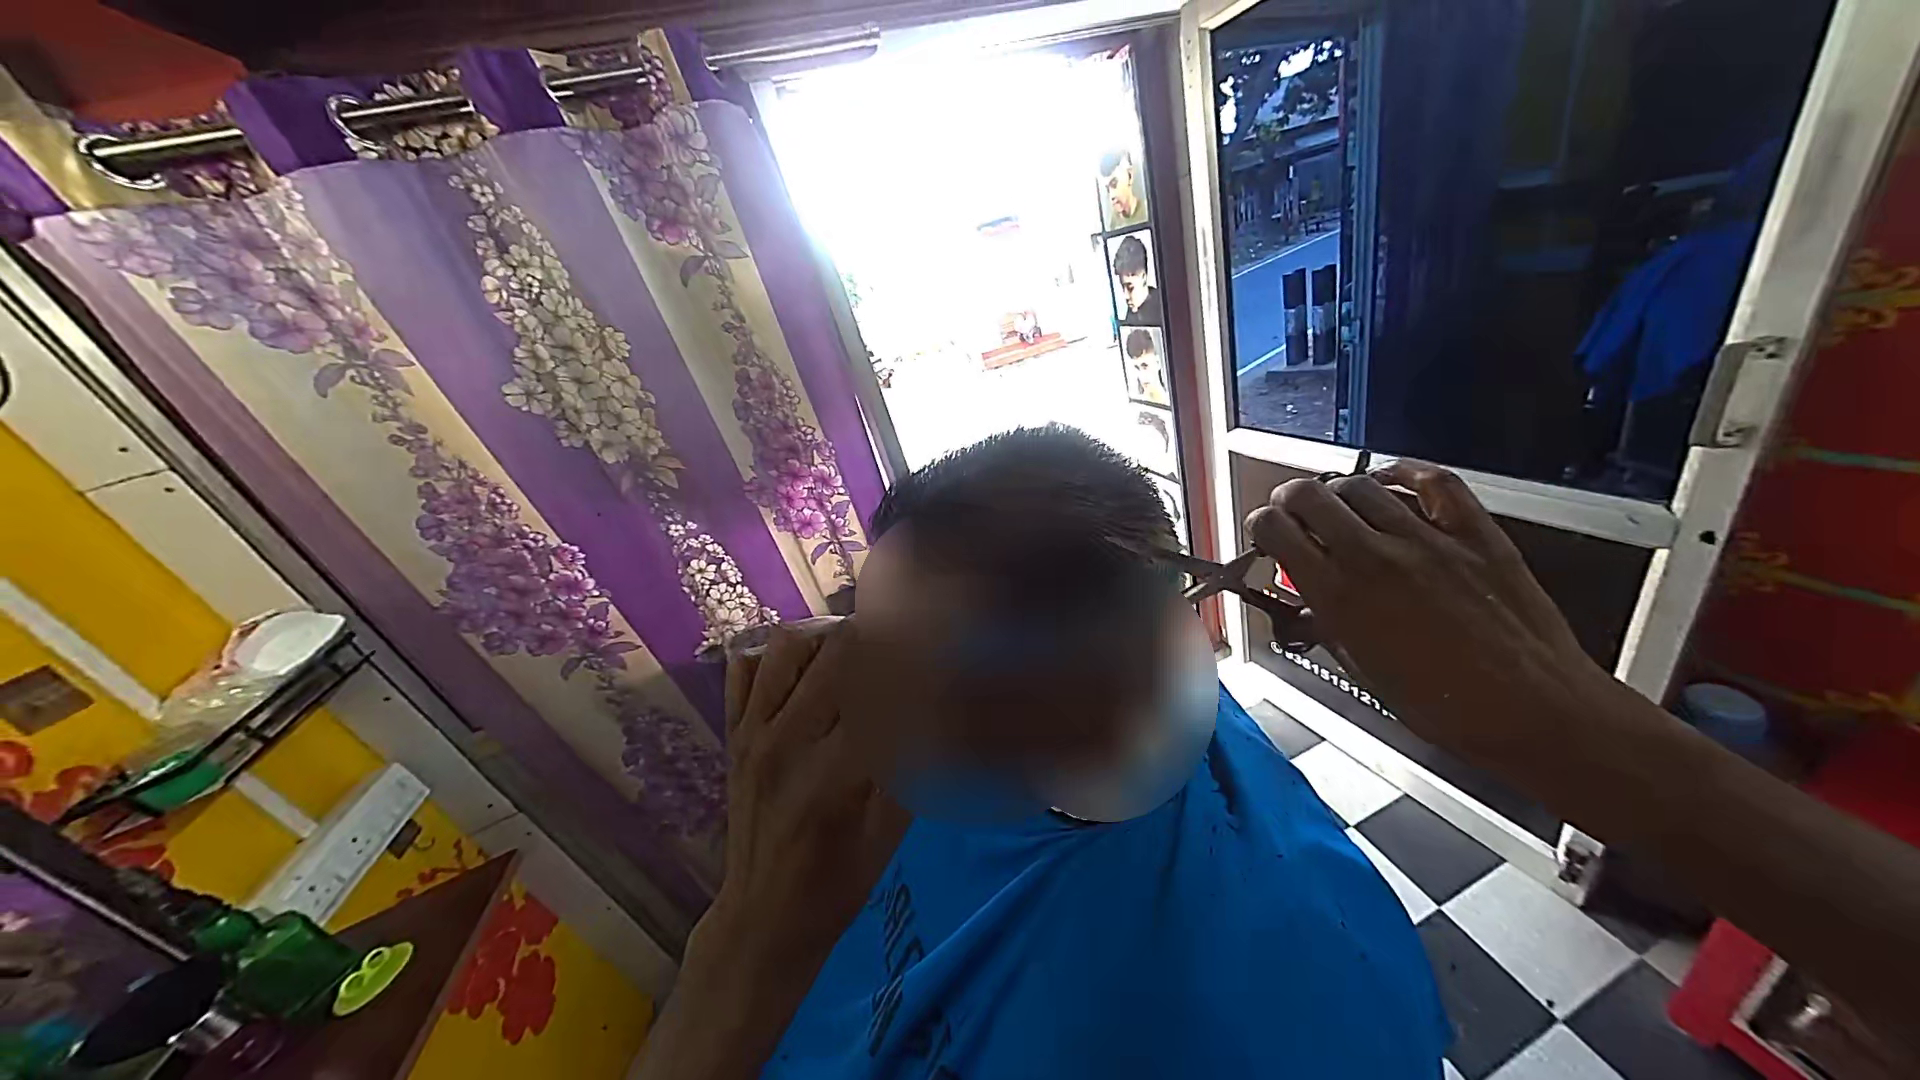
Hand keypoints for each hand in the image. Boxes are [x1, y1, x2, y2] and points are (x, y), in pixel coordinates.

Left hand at [702, 619, 907, 965]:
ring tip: (858, 646)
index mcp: (834, 774)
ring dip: (832, 633)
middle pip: (839, 650)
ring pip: (790, 644)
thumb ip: (913, 762)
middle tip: (907, 641)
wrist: (762, 916)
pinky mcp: (732, 732)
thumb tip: (937, 702)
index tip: (943, 648)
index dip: (920, 662)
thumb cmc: (838, 881)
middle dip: (884, 634)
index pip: (885, 689)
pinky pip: (747, 667)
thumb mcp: (890, 830)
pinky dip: (781, 653)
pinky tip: (809, 666)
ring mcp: (752, 732)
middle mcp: (788, 740)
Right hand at [1245, 461, 1615, 772]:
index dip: (1261, 524)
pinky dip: (1406, 473)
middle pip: (1308, 493)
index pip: (1274, 528)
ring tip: (1340, 507)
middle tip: (1292, 514)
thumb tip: (1306, 603)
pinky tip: (1392, 479)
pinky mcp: (1474, 535)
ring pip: (1360, 484)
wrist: (1534, 713)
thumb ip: (1324, 622)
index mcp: (1338, 595)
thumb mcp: (1358, 667)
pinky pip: (1434, 481)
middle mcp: (1375, 559)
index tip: (1265, 532)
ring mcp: (1427, 541)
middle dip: (1289, 499)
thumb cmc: (1448, 706)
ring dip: (1339, 492)